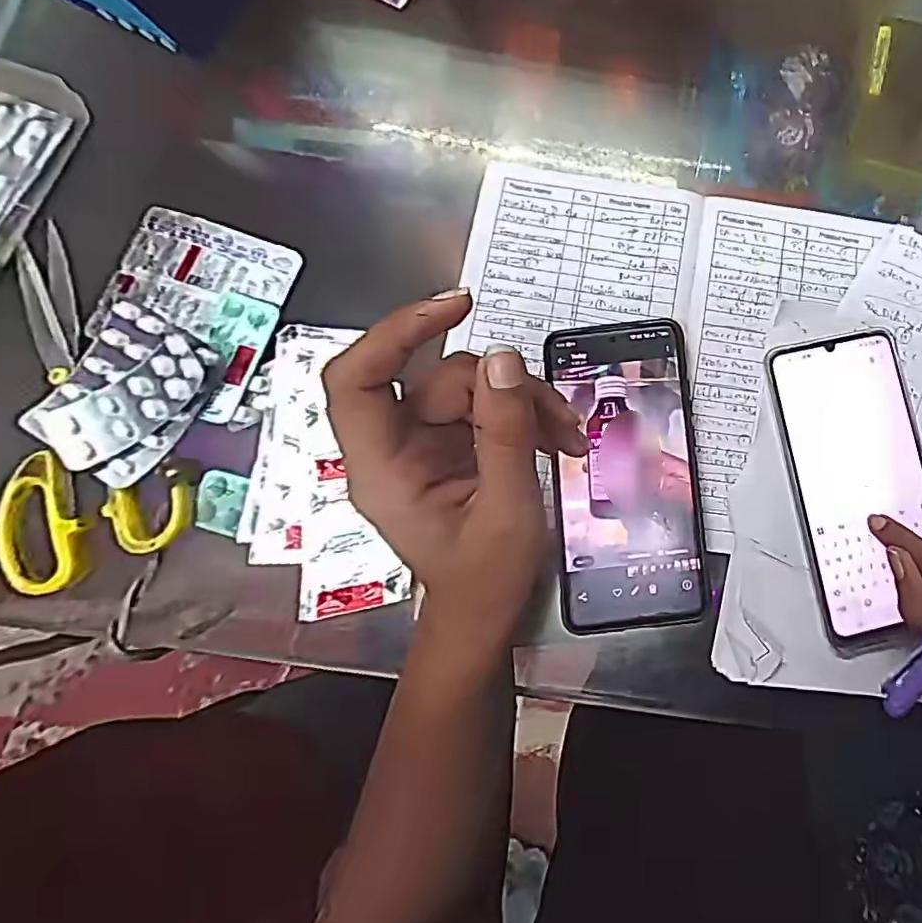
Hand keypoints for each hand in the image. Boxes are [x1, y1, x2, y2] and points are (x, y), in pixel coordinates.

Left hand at [323, 290, 586, 656]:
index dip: (396, 333)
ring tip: (564, 436)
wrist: (484, 614)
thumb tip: (504, 360)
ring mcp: (423, 445)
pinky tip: (554, 439)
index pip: (357, 381)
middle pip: (437, 381)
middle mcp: (394, 449)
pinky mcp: (450, 446)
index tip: (453, 309)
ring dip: (523, 405)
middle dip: (503, 391)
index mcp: (382, 471)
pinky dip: (521, 417)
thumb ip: (504, 433)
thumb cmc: (485, 579)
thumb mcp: (507, 508)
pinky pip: (484, 408)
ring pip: (470, 390)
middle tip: (555, 418)